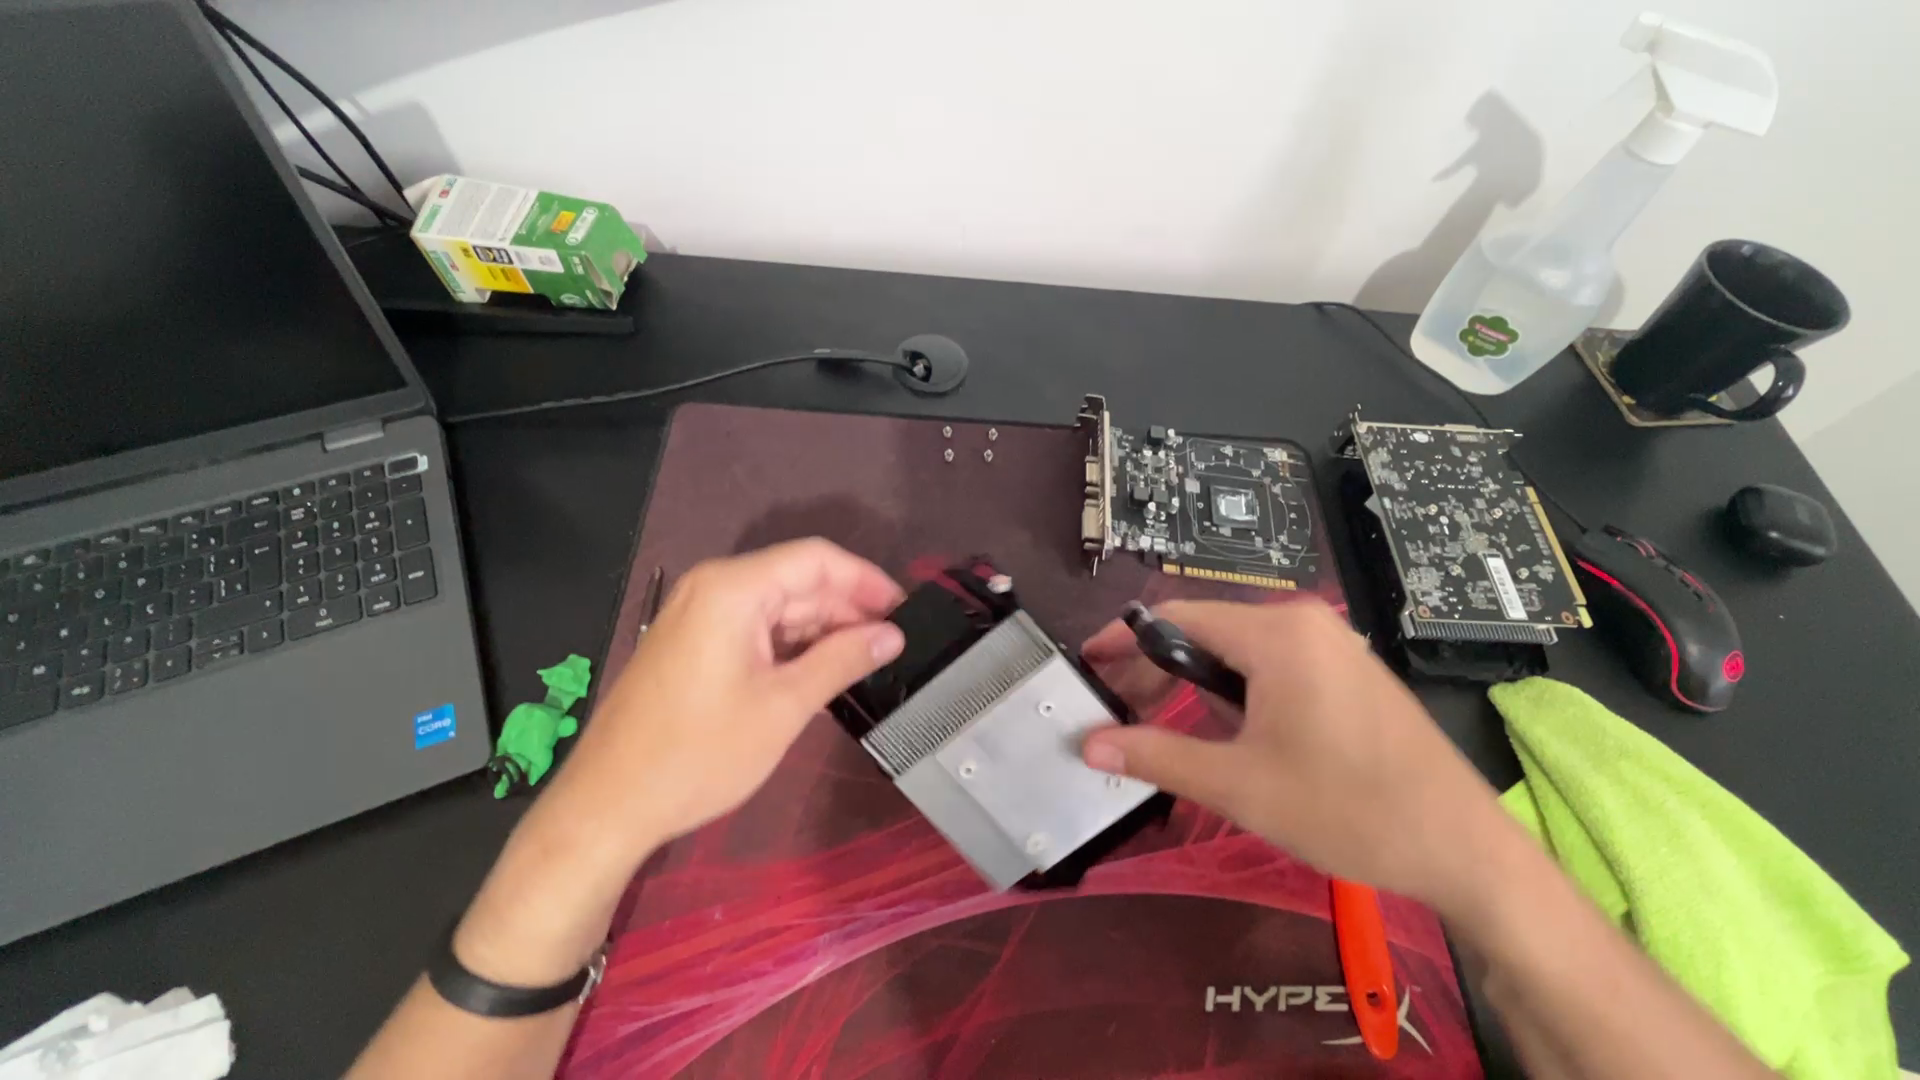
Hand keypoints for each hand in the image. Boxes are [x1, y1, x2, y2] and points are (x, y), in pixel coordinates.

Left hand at [552, 538, 905, 856]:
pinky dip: (790, 645)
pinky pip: (753, 629)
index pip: (815, 559)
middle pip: (796, 581)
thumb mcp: (784, 706)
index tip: (904, 608)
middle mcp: (712, 589)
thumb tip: (892, 635)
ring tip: (866, 660)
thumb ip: (843, 660)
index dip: (866, 579)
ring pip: (776, 607)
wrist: (609, 804)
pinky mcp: (692, 644)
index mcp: (732, 589)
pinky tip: (822, 670)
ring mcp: (697, 616)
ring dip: (821, 629)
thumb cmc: (699, 753)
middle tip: (891, 643)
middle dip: (846, 608)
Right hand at [1079, 599, 1511, 915]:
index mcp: (1276, 634)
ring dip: (1195, 684)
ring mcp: (1331, 644)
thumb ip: (1156, 756)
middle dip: (1156, 670)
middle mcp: (1303, 623)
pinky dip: (1235, 690)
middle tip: (1121, 716)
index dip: (1124, 641)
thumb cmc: (1346, 808)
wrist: (1463, 846)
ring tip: (1169, 731)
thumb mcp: (1238, 785)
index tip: (1088, 667)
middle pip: (1205, 631)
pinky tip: (1229, 732)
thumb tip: (1089, 745)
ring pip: (1237, 650)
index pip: (1175, 617)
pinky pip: (1271, 664)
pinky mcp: (1347, 670)